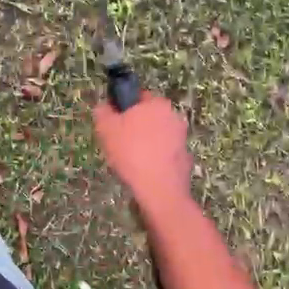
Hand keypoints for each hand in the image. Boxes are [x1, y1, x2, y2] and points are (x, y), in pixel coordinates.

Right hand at [93, 93, 193, 209]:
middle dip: (136, 128)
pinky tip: (144, 172)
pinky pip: (165, 154)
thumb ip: (102, 112)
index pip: (138, 98)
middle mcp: (174, 116)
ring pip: (157, 136)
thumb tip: (104, 107)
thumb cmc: (132, 152)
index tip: (115, 126)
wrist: (160, 191)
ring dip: (146, 144)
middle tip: (120, 144)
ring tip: (131, 161)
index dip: (124, 110)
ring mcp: (183, 139)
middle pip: (148, 117)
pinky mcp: (185, 159)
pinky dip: (156, 160)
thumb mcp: (106, 128)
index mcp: (157, 103)